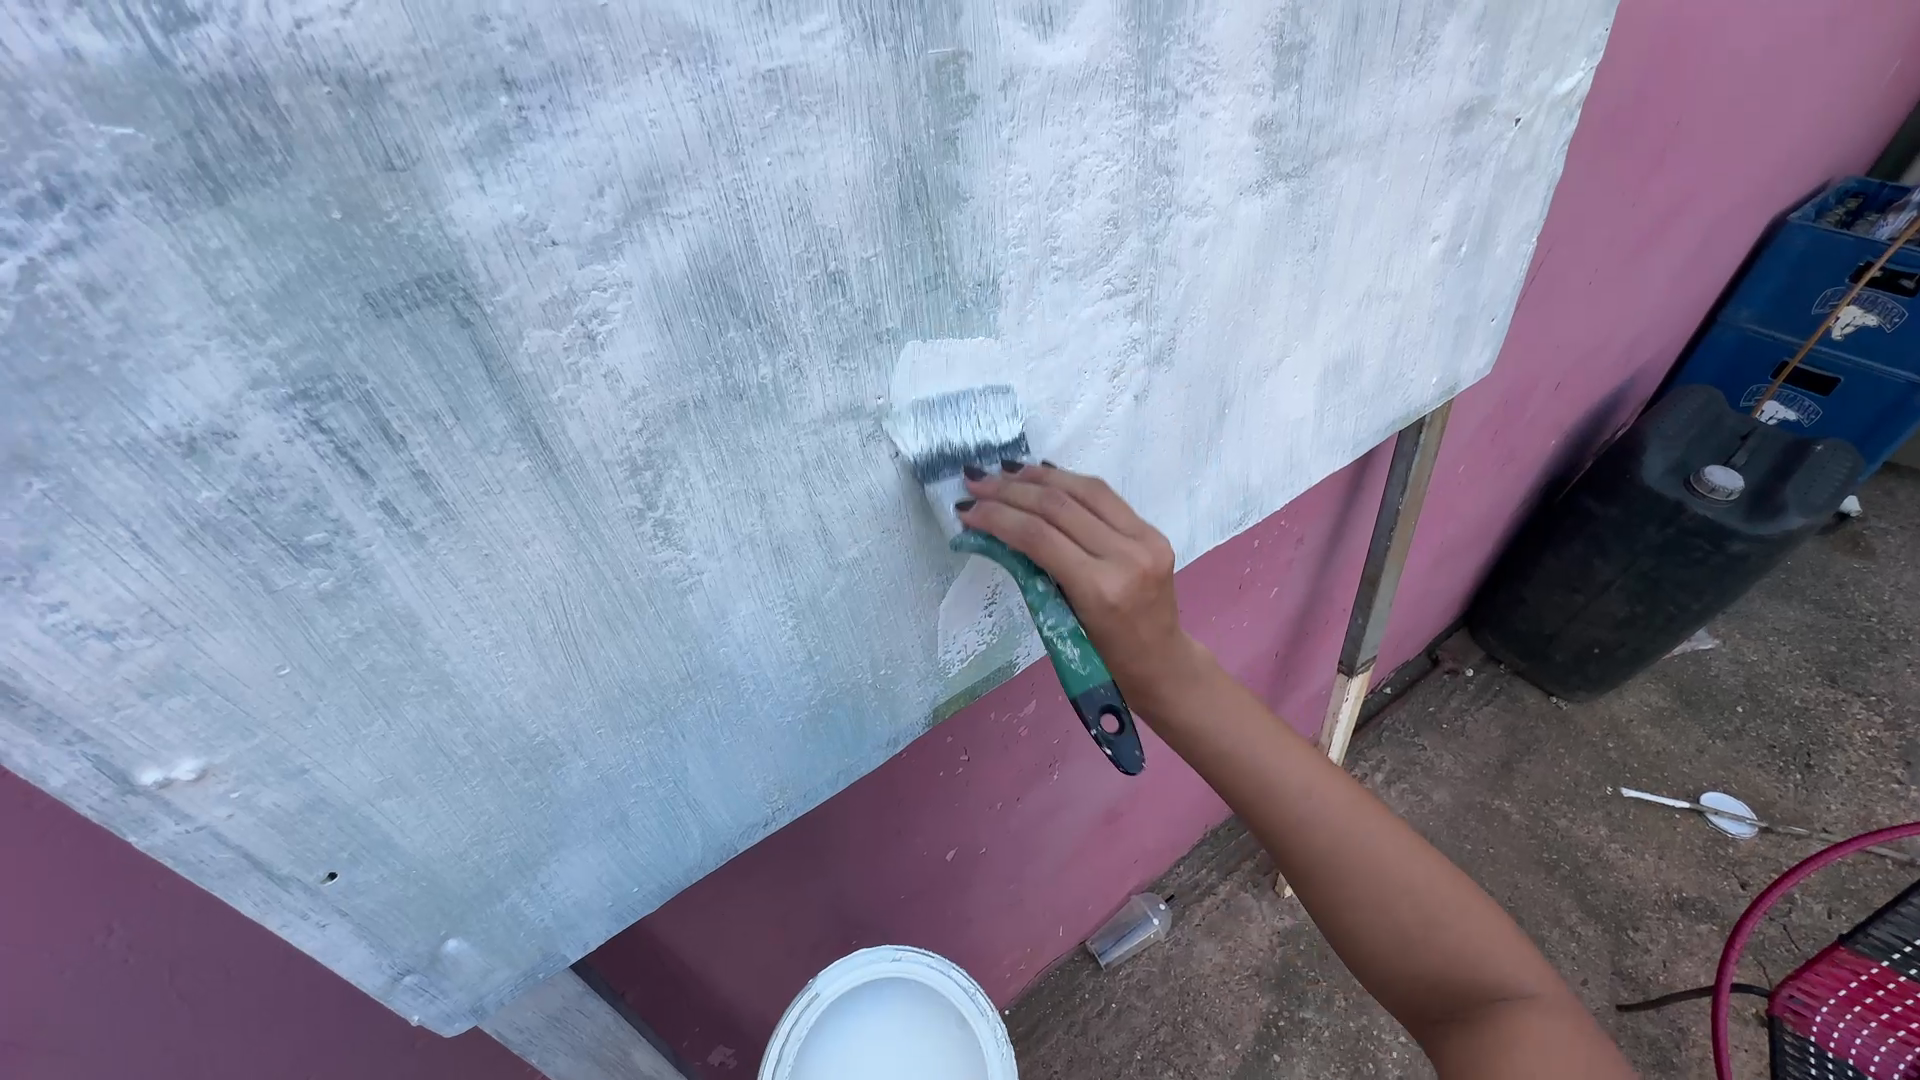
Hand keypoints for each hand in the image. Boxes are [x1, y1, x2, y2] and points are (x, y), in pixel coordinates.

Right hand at [956, 461, 1204, 711]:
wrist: (1160, 662)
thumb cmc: (1100, 655)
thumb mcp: (1058, 618)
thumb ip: (1033, 572)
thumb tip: (993, 529)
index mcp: (1099, 589)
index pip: (1039, 537)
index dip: (997, 517)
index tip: (967, 510)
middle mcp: (1125, 557)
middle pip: (1058, 507)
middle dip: (1010, 491)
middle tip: (975, 482)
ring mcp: (1145, 540)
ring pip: (1084, 490)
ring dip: (1038, 477)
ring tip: (1004, 471)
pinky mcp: (1153, 532)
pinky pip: (1105, 497)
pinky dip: (1069, 482)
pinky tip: (1042, 476)